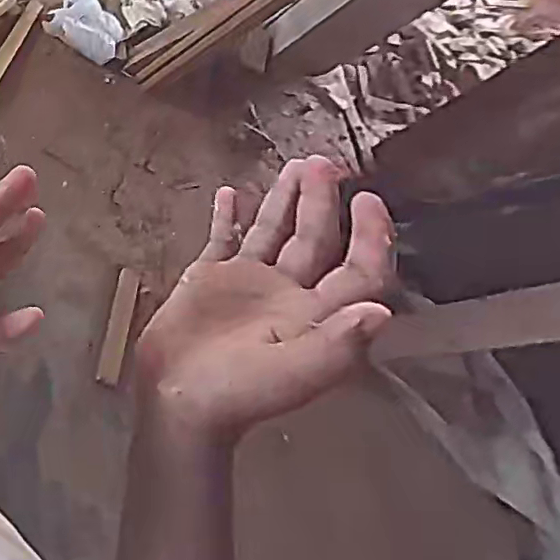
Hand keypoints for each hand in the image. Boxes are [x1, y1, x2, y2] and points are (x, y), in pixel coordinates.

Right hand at [134, 156, 392, 446]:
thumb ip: (337, 343)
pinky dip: (226, 217)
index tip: (366, 199)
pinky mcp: (208, 278)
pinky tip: (229, 195)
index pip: (355, 269)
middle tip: (322, 163)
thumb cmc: (239, 391)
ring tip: (291, 167)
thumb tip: (381, 309)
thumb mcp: (294, 374)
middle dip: (321, 201)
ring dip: (281, 201)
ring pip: (271, 232)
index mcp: (315, 315)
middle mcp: (287, 292)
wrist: (178, 396)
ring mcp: (246, 282)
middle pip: (313, 239)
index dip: (369, 235)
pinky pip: (222, 239)